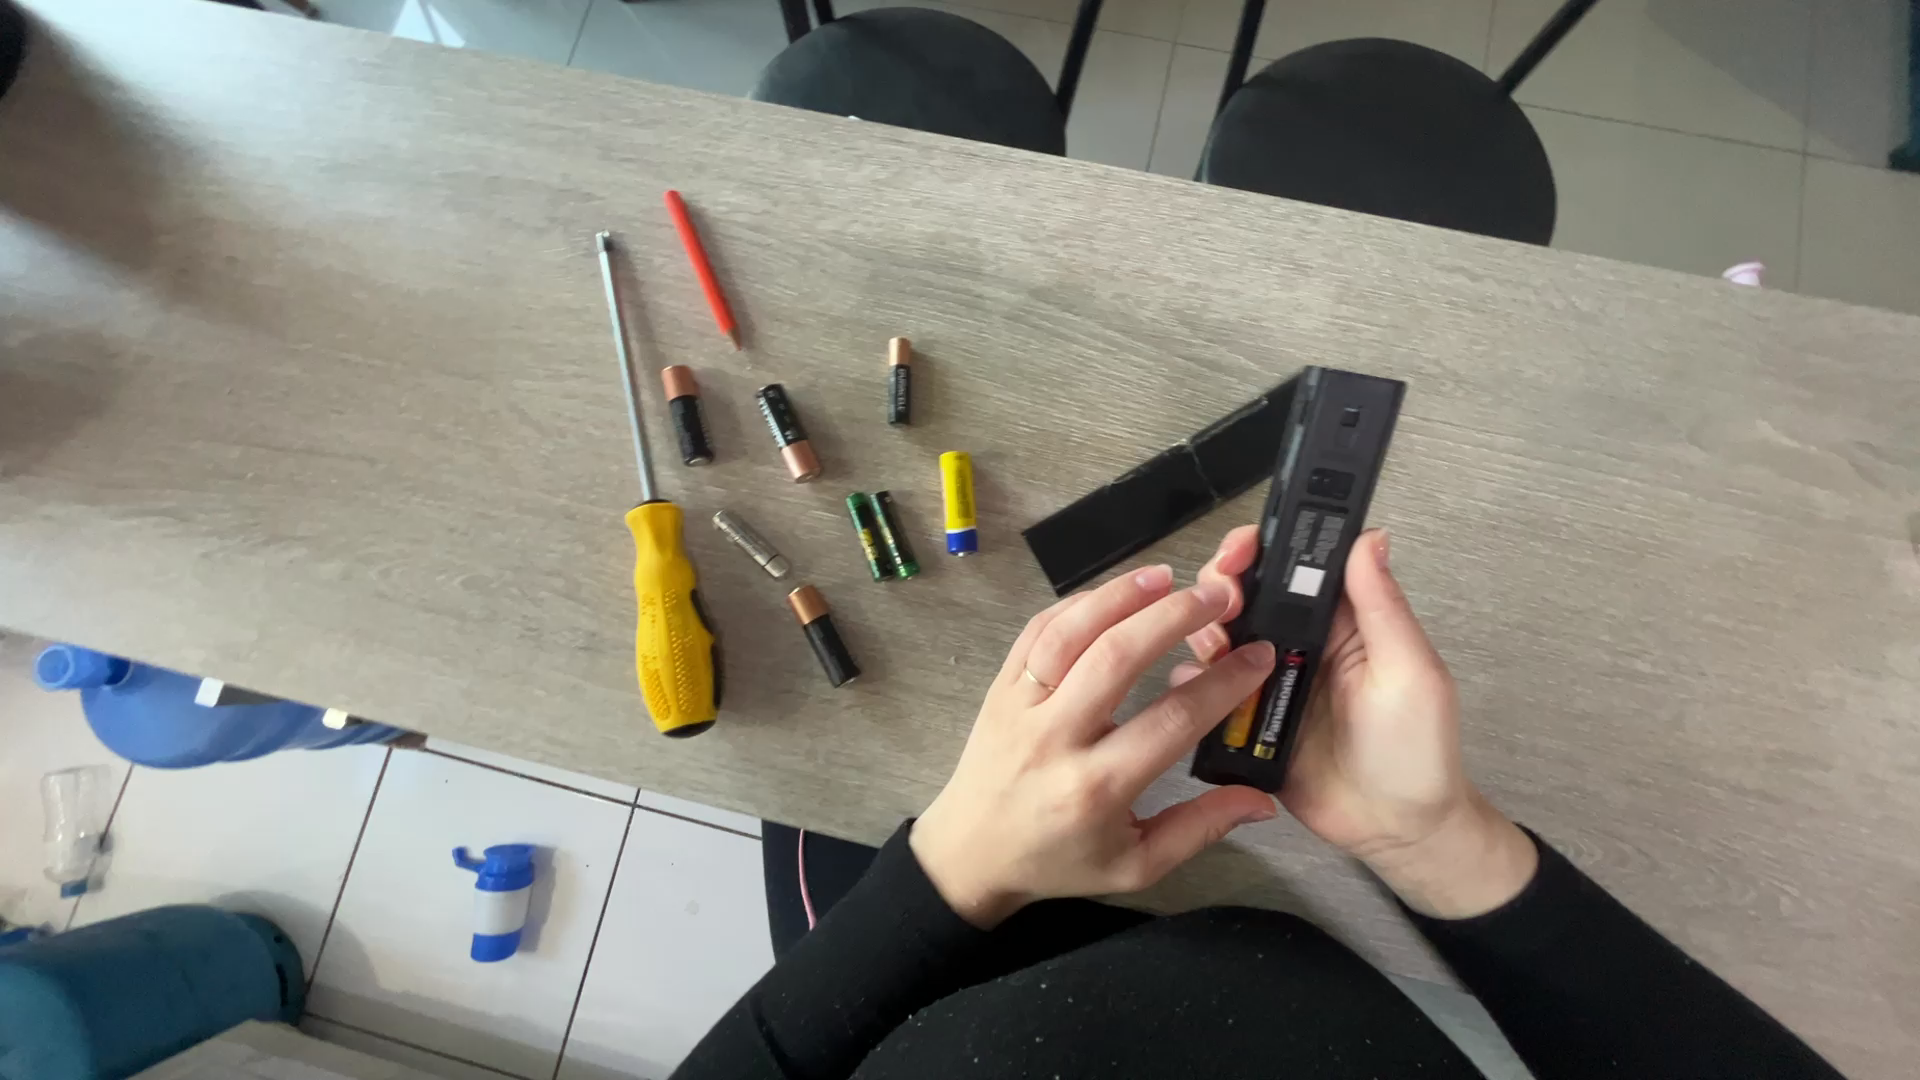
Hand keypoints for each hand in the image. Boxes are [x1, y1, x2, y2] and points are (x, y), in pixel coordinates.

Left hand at [911, 565, 1280, 927]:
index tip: (1256, 655)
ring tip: (1164, 576)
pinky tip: (1109, 594)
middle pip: (1115, 658)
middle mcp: (1055, 737)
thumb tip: (1262, 798)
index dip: (1223, 683)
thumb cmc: (1058, 860)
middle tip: (1215, 598)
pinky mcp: (1000, 686)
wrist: (972, 850)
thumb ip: (1199, 830)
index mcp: (1095, 786)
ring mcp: (1020, 705)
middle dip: (1171, 619)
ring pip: (1068, 633)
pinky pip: (1035, 632)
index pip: (1171, 720)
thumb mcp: (1135, 865)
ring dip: (1118, 596)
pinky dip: (1074, 605)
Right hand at [1181, 527, 1536, 918]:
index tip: (1243, 548)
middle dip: (1221, 584)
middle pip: (1242, 592)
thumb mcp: (1411, 672)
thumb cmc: (1416, 751)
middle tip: (1226, 603)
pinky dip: (1191, 678)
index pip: (1292, 566)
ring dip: (1202, 627)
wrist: (1391, 831)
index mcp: (1336, 622)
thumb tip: (1369, 537)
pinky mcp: (1239, 714)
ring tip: (1214, 647)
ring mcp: (1262, 677)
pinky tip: (1199, 685)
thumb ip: (1383, 607)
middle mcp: (1293, 641)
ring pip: (1214, 633)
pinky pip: (1202, 685)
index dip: (1261, 546)